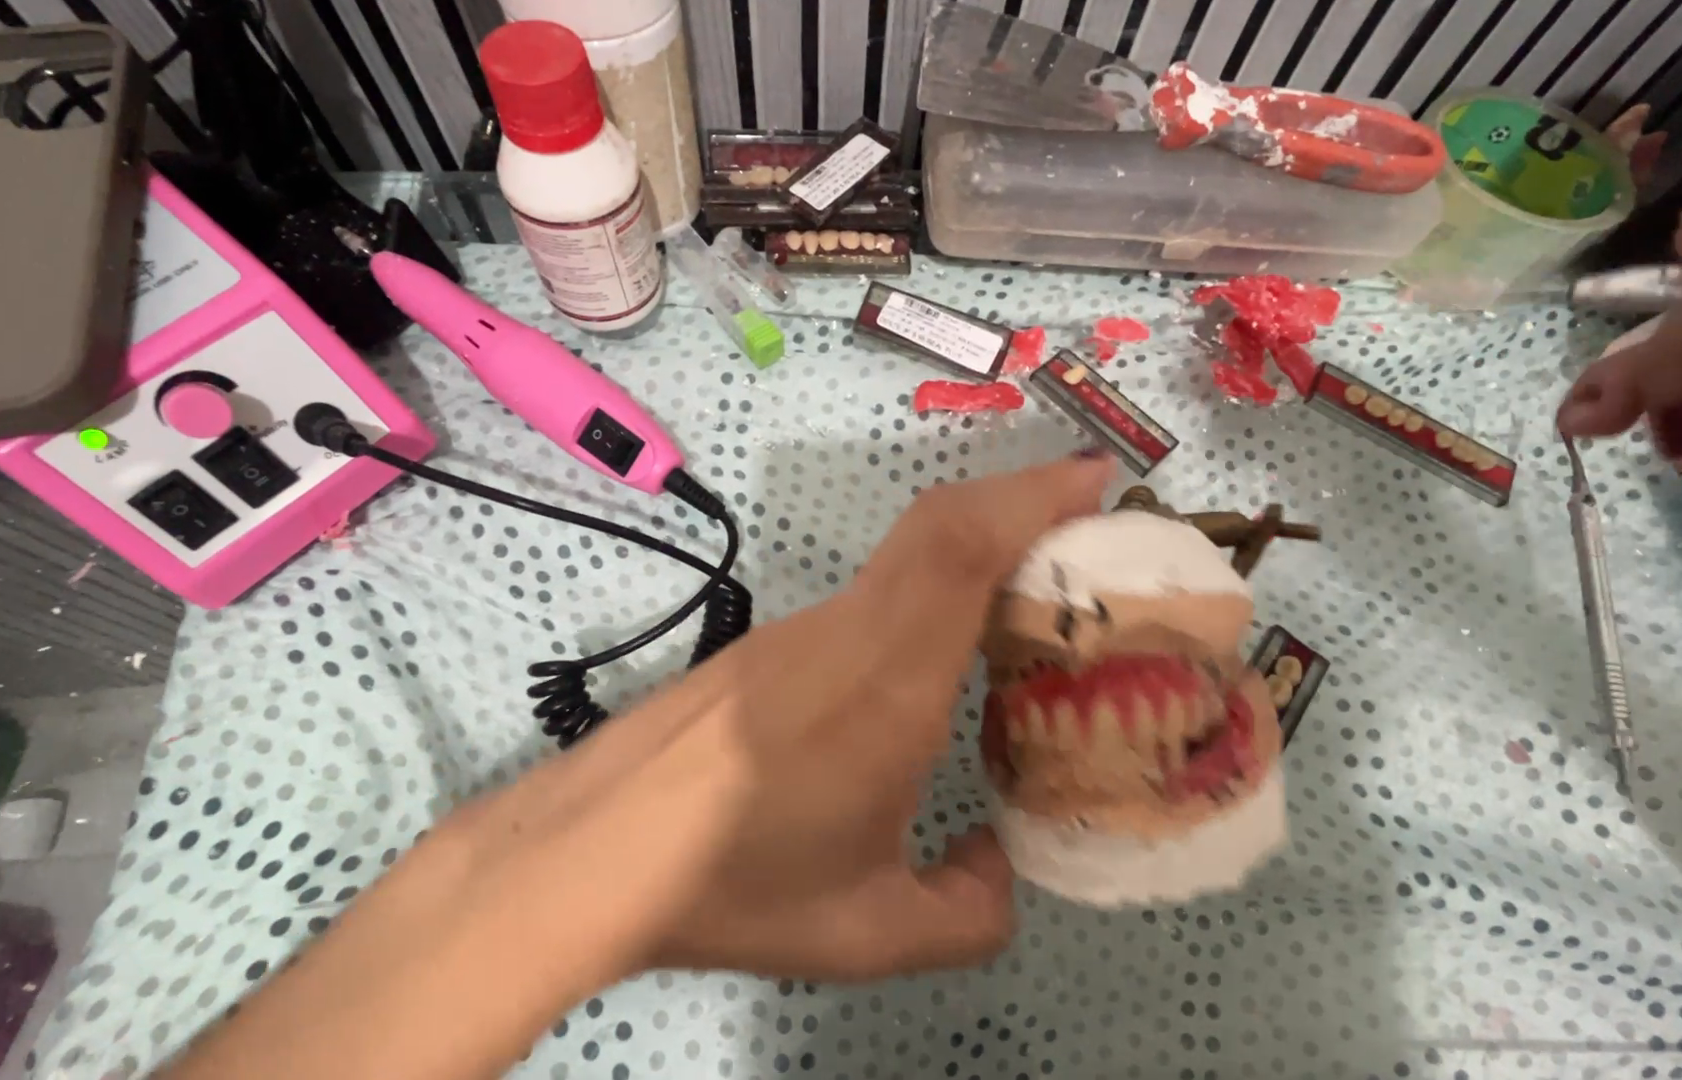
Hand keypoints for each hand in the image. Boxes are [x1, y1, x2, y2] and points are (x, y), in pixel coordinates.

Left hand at [635, 453, 1116, 978]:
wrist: (588, 854)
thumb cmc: (731, 884)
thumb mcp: (867, 932)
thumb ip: (966, 913)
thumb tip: (998, 864)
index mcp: (886, 686)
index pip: (960, 549)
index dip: (1030, 495)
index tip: (1093, 477)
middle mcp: (846, 633)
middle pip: (936, 525)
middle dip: (1020, 498)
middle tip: (1087, 520)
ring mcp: (799, 629)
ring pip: (902, 556)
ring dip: (976, 545)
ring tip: (1032, 596)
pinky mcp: (768, 644)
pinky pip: (869, 593)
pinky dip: (928, 587)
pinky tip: (936, 658)